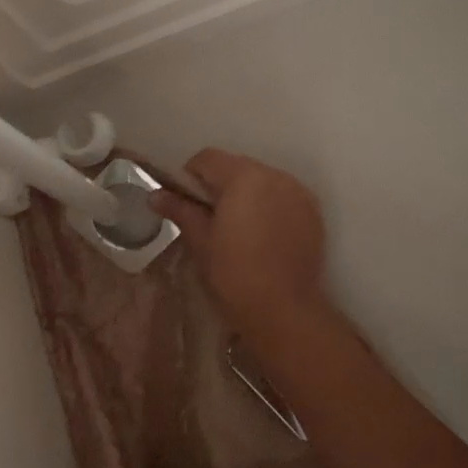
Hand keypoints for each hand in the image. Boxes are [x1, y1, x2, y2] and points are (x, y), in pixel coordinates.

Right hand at [151, 148, 329, 328]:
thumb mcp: (200, 240)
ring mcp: (298, 193)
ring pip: (262, 181)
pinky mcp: (313, 213)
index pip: (207, 158)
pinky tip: (262, 236)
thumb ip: (179, 210)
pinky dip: (269, 206)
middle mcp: (274, 176)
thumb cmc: (233, 273)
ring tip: (238, 229)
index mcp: (243, 177)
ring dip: (246, 195)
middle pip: (237, 166)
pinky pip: (283, 197)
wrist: (283, 309)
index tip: (186, 204)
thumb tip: (155, 195)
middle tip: (209, 219)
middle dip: (220, 185)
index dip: (190, 177)